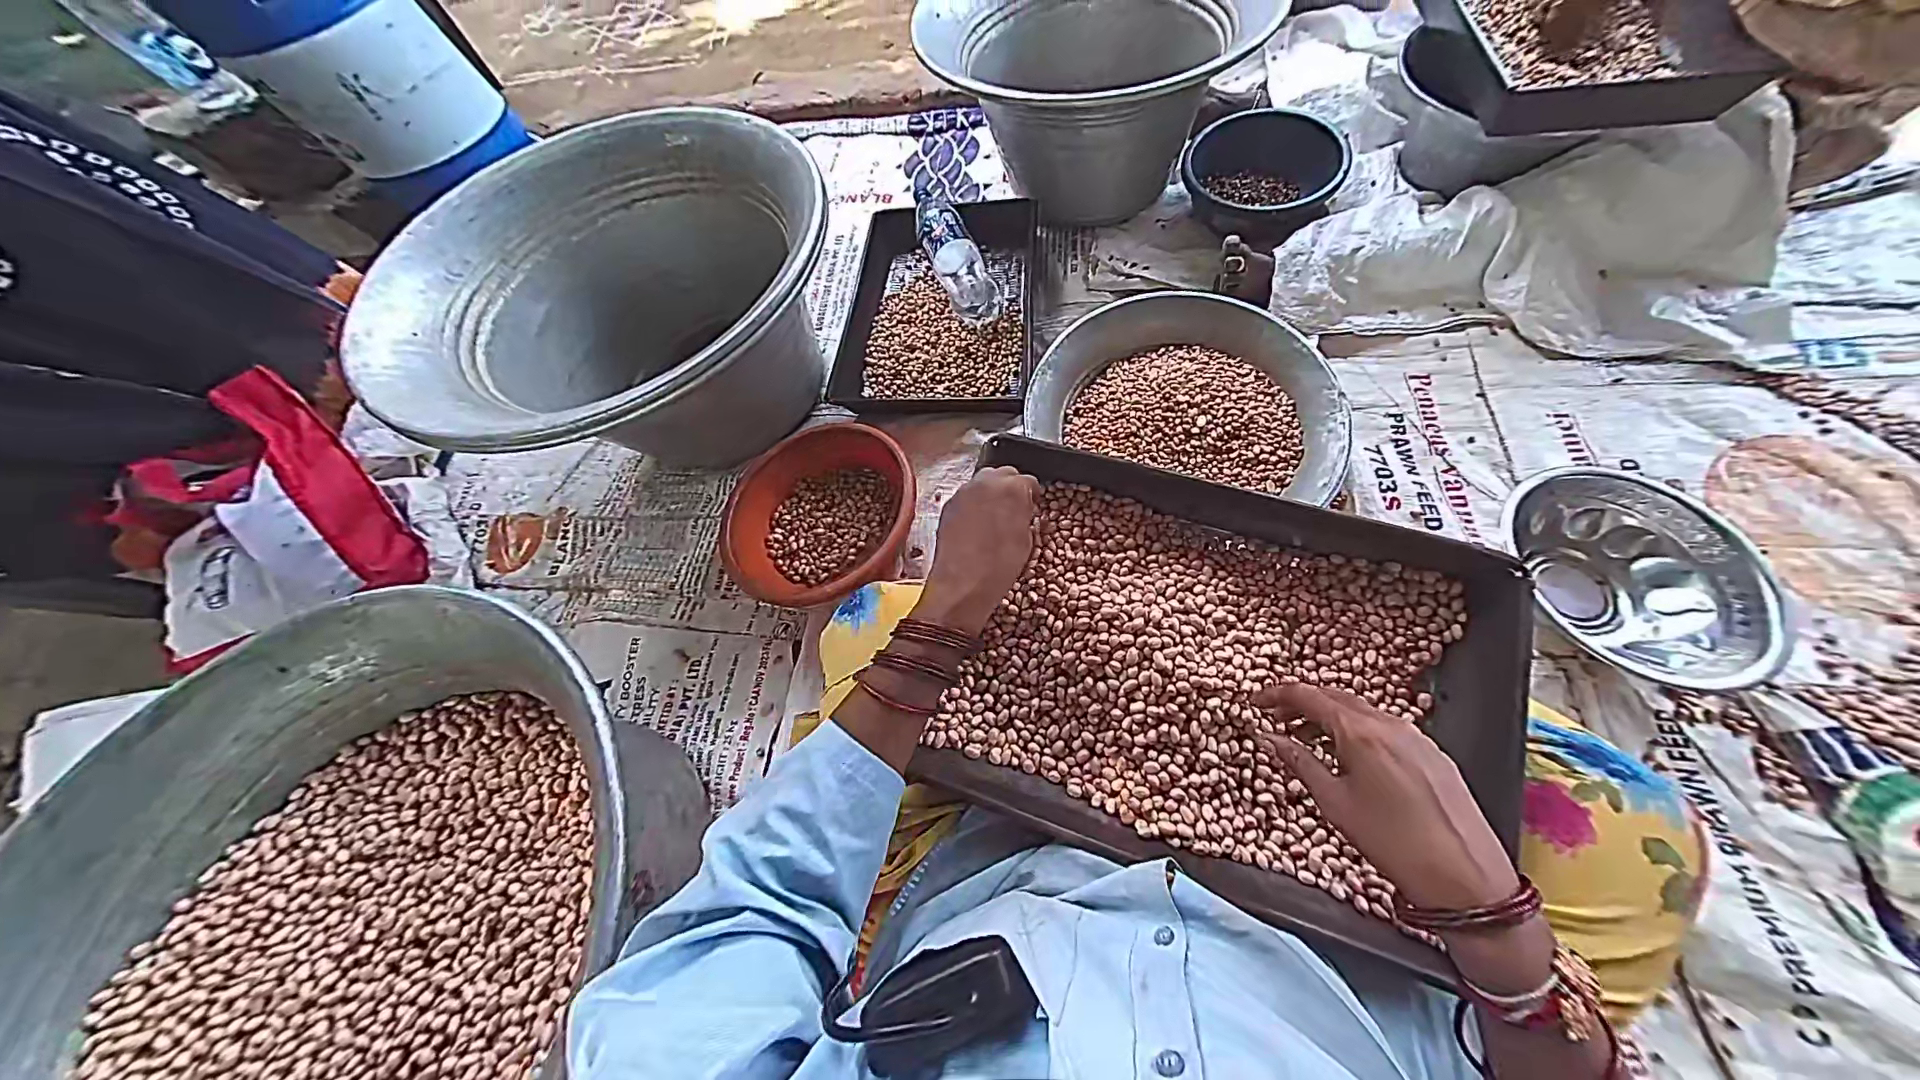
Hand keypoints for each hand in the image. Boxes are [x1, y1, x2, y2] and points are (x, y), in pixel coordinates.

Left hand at [914, 466, 1040, 635]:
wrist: (963, 583)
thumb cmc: (998, 567)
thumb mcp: (1026, 541)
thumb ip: (1025, 516)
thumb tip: (1022, 512)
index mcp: (1013, 488)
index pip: (1029, 481)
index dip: (1032, 495)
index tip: (1033, 504)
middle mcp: (986, 482)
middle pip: (1004, 474)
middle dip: (1011, 488)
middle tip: (1015, 507)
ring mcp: (964, 492)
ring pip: (982, 482)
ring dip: (990, 494)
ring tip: (995, 517)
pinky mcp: (949, 505)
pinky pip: (966, 497)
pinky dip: (974, 504)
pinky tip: (977, 524)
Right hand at [1253, 683, 1517, 911]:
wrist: (1468, 881)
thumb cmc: (1395, 844)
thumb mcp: (1334, 802)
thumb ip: (1299, 762)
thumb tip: (1270, 739)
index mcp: (1360, 732)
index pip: (1307, 695)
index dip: (1276, 694)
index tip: (1257, 703)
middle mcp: (1390, 725)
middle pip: (1334, 696)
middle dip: (1300, 703)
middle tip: (1276, 719)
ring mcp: (1417, 738)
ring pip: (1361, 711)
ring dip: (1329, 717)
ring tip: (1307, 738)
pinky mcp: (1434, 754)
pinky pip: (1386, 728)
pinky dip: (1358, 730)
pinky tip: (1348, 755)